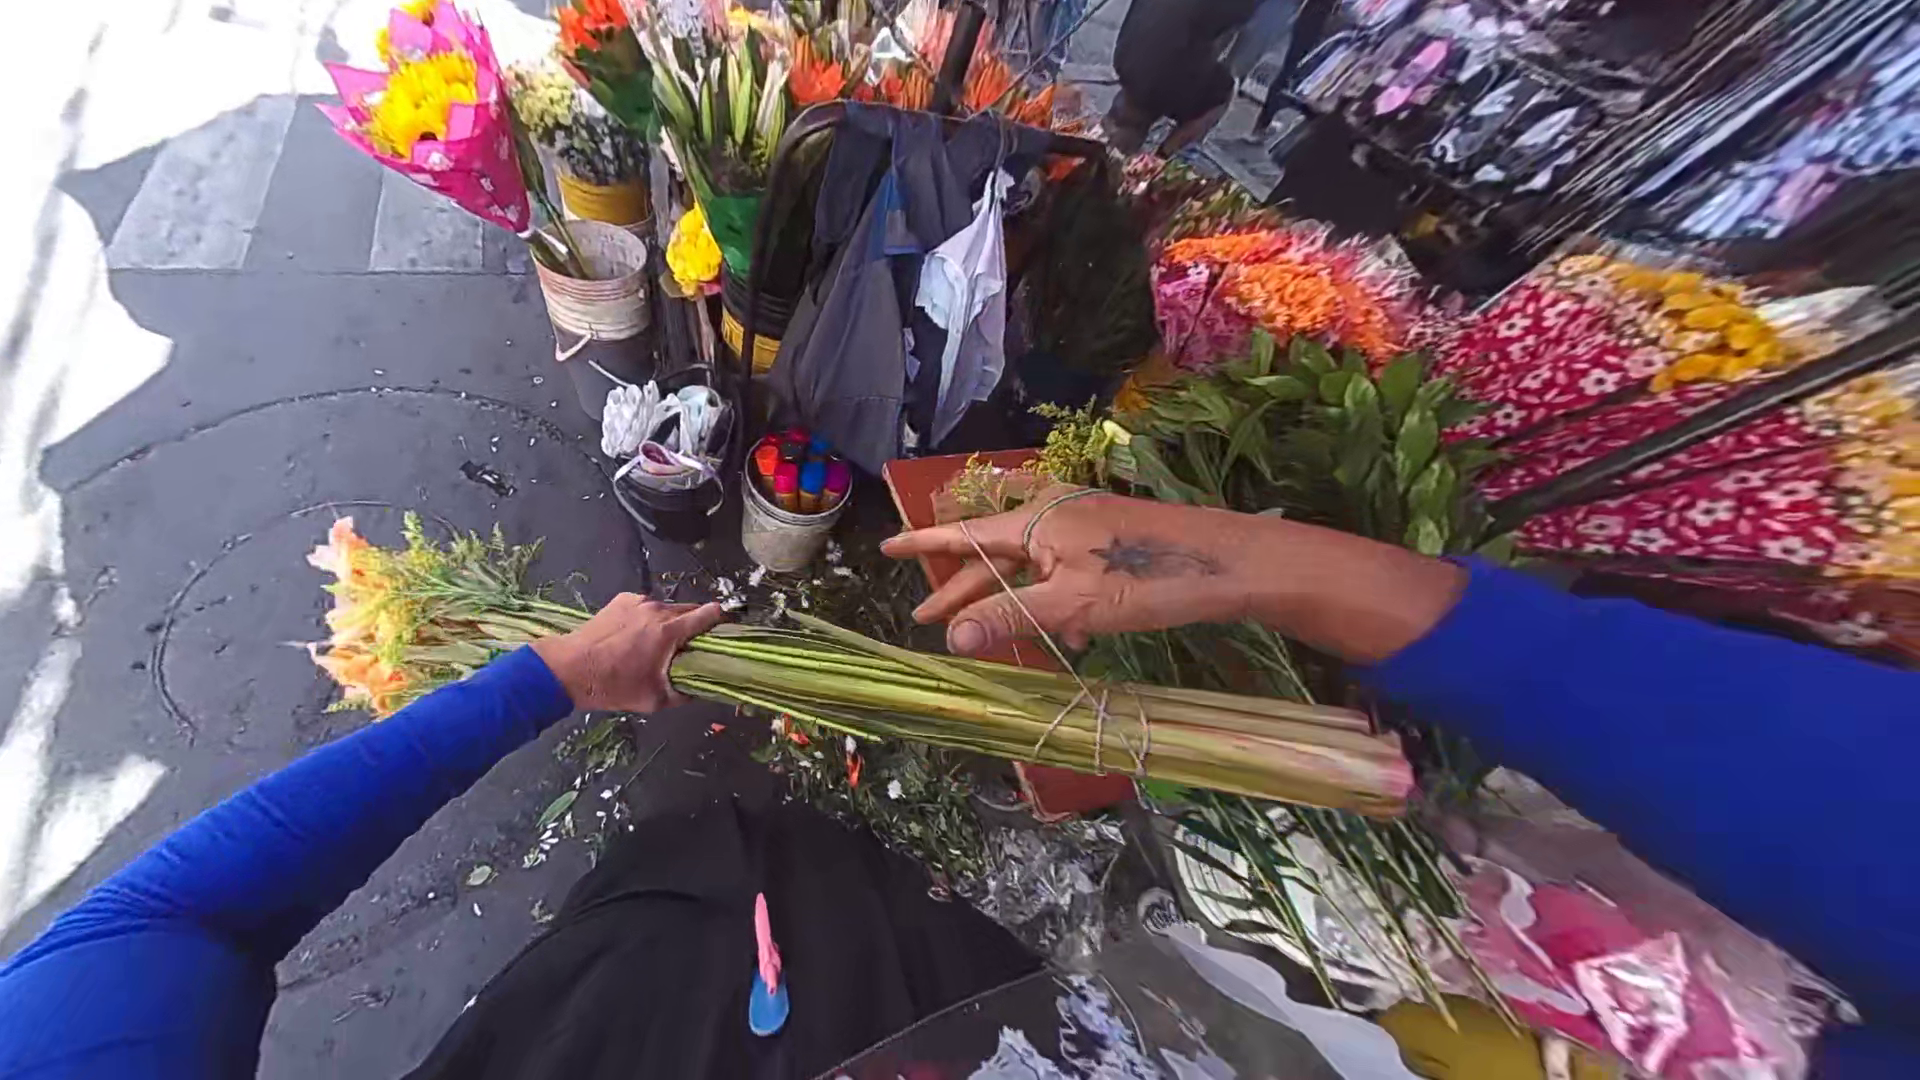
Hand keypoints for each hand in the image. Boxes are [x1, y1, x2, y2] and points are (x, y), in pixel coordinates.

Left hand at [531, 594, 725, 712]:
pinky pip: (647, 606)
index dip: (722, 620)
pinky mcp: (622, 600)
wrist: (566, 670)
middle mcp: (658, 610)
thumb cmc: (613, 686)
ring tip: (659, 641)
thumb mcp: (655, 699)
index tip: (725, 631)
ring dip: (671, 621)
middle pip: (691, 609)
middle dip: (696, 624)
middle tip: (690, 644)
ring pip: (668, 608)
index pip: (711, 613)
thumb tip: (703, 690)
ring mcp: (639, 602)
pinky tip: (636, 634)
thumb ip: (685, 693)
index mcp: (671, 630)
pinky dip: (648, 617)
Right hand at [880, 485, 1263, 656]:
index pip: (962, 534)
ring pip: (1026, 568)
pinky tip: (1061, 632)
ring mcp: (1078, 527)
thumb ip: (1009, 617)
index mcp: (1033, 522)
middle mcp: (1049, 516)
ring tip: (986, 635)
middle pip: (991, 555)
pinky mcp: (1102, 542)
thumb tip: (951, 639)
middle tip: (927, 620)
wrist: (1225, 561)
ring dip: (1008, 603)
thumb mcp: (1070, 604)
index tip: (886, 547)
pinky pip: (1057, 572)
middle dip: (961, 589)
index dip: (922, 544)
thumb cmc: (1145, 578)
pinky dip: (1048, 601)